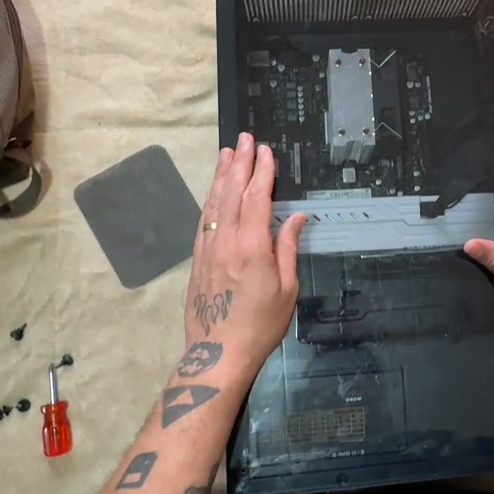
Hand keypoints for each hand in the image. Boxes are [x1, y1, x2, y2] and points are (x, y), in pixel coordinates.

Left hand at [180, 133, 306, 382]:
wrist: (218, 354)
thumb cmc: (261, 325)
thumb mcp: (287, 289)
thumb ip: (288, 248)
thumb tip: (297, 217)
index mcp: (253, 247)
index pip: (257, 198)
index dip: (262, 171)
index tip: (265, 150)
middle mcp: (227, 241)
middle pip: (233, 192)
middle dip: (240, 163)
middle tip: (245, 139)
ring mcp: (208, 248)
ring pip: (214, 202)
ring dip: (221, 175)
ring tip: (227, 153)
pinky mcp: (197, 258)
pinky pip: (203, 220)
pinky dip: (210, 199)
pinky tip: (214, 189)